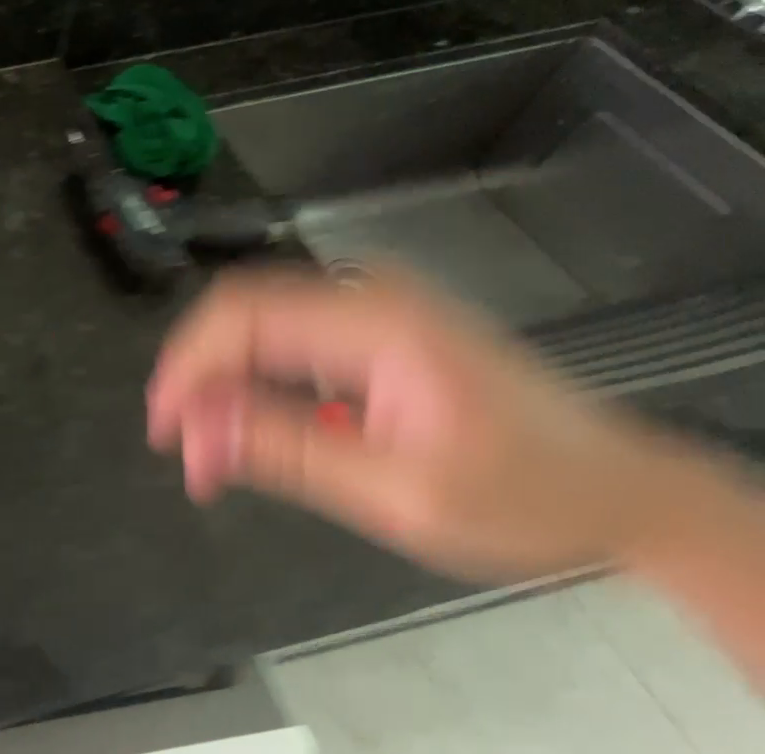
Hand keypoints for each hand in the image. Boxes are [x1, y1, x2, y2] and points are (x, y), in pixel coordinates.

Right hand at [147, 268, 681, 581]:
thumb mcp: (397, 491)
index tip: (163, 428)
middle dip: (198, 379)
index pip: (240, 314)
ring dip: (222, 382)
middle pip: (240, 311)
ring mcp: (372, 301)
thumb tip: (195, 429)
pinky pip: (286, 334)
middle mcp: (367, 292)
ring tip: (212, 446)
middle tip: (186, 447)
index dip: (186, 366)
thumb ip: (285, 449)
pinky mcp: (374, 321)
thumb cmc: (523, 496)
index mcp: (375, 320)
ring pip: (255, 322)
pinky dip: (255, 379)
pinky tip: (251, 424)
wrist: (623, 490)